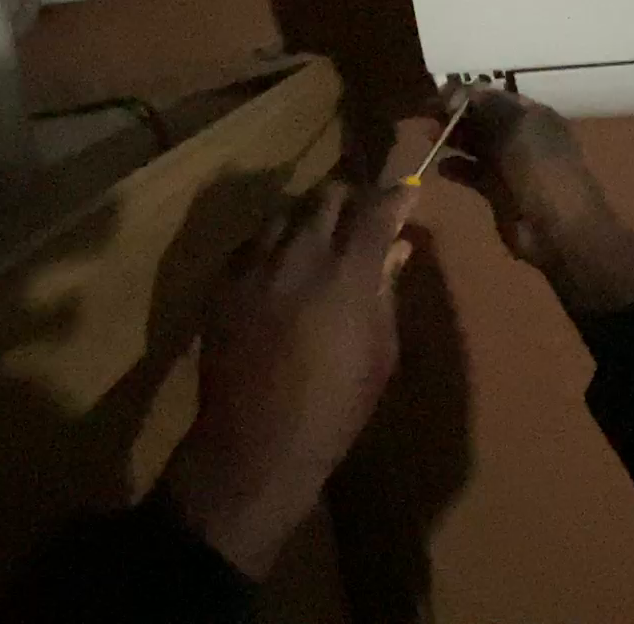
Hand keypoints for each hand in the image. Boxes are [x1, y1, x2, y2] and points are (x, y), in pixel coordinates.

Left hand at [163, 181, 418, 578]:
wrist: (256, 443)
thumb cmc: (336, 406)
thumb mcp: (380, 351)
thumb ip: (387, 289)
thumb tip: (398, 248)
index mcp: (348, 274)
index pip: (377, 210)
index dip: (397, 195)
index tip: (408, 191)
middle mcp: (300, 255)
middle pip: (327, 196)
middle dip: (352, 198)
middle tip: (363, 213)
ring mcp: (256, 265)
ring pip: (286, 212)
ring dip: (310, 216)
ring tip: (320, 236)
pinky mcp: (225, 281)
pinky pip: (253, 241)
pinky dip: (275, 241)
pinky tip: (282, 263)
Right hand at [442, 88, 633, 314]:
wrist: (558, 228)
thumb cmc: (539, 169)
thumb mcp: (515, 128)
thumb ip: (484, 108)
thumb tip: (454, 93)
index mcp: (533, 116)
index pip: (495, 97)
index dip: (467, 94)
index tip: (439, 95)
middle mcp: (522, 137)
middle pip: (483, 120)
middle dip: (455, 115)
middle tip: (425, 114)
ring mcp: (510, 165)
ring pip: (476, 145)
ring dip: (453, 138)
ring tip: (427, 136)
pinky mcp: (498, 191)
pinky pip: (472, 173)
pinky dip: (456, 168)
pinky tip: (440, 167)